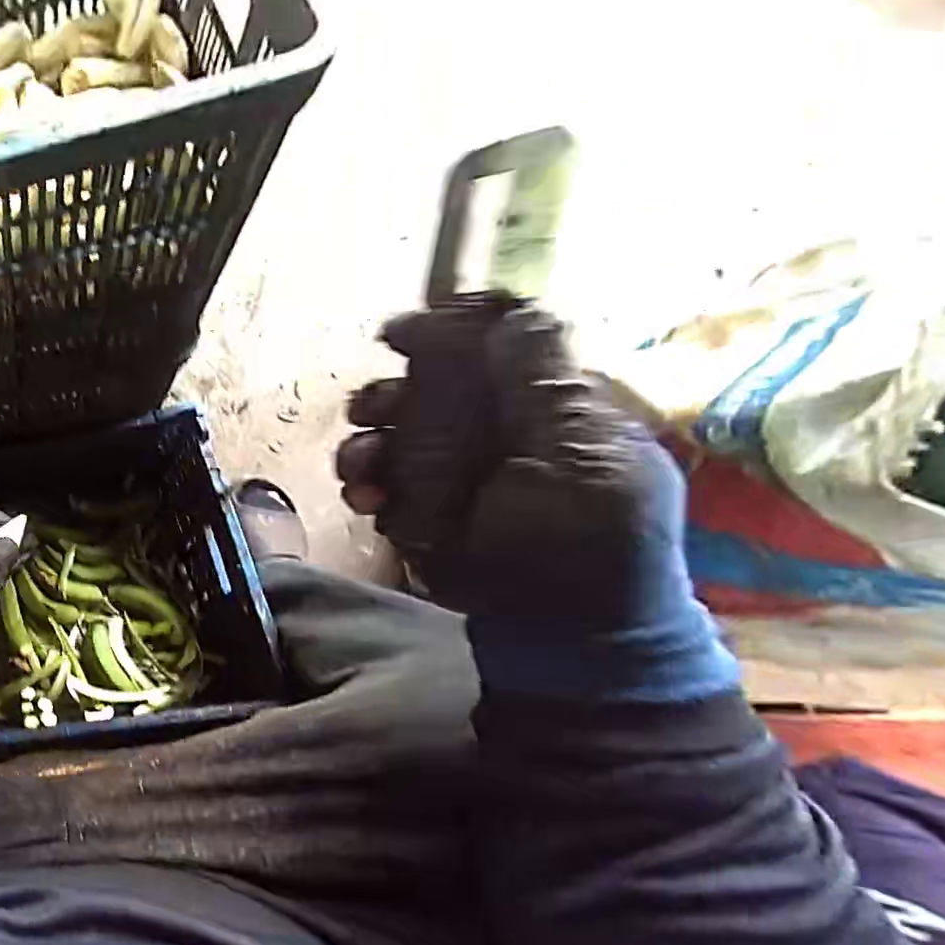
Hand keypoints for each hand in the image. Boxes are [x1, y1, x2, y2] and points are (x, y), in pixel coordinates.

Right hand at [338, 306, 731, 697]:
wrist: (557, 633)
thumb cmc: (583, 544)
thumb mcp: (580, 459)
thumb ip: (544, 386)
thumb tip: (516, 311)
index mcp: (543, 404)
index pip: (491, 344)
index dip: (443, 330)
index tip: (396, 333)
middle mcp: (491, 426)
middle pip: (423, 384)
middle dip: (388, 393)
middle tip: (366, 409)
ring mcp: (451, 467)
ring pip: (389, 431)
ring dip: (365, 443)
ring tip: (361, 471)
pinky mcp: (419, 503)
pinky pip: (376, 477)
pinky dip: (363, 484)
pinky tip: (368, 502)